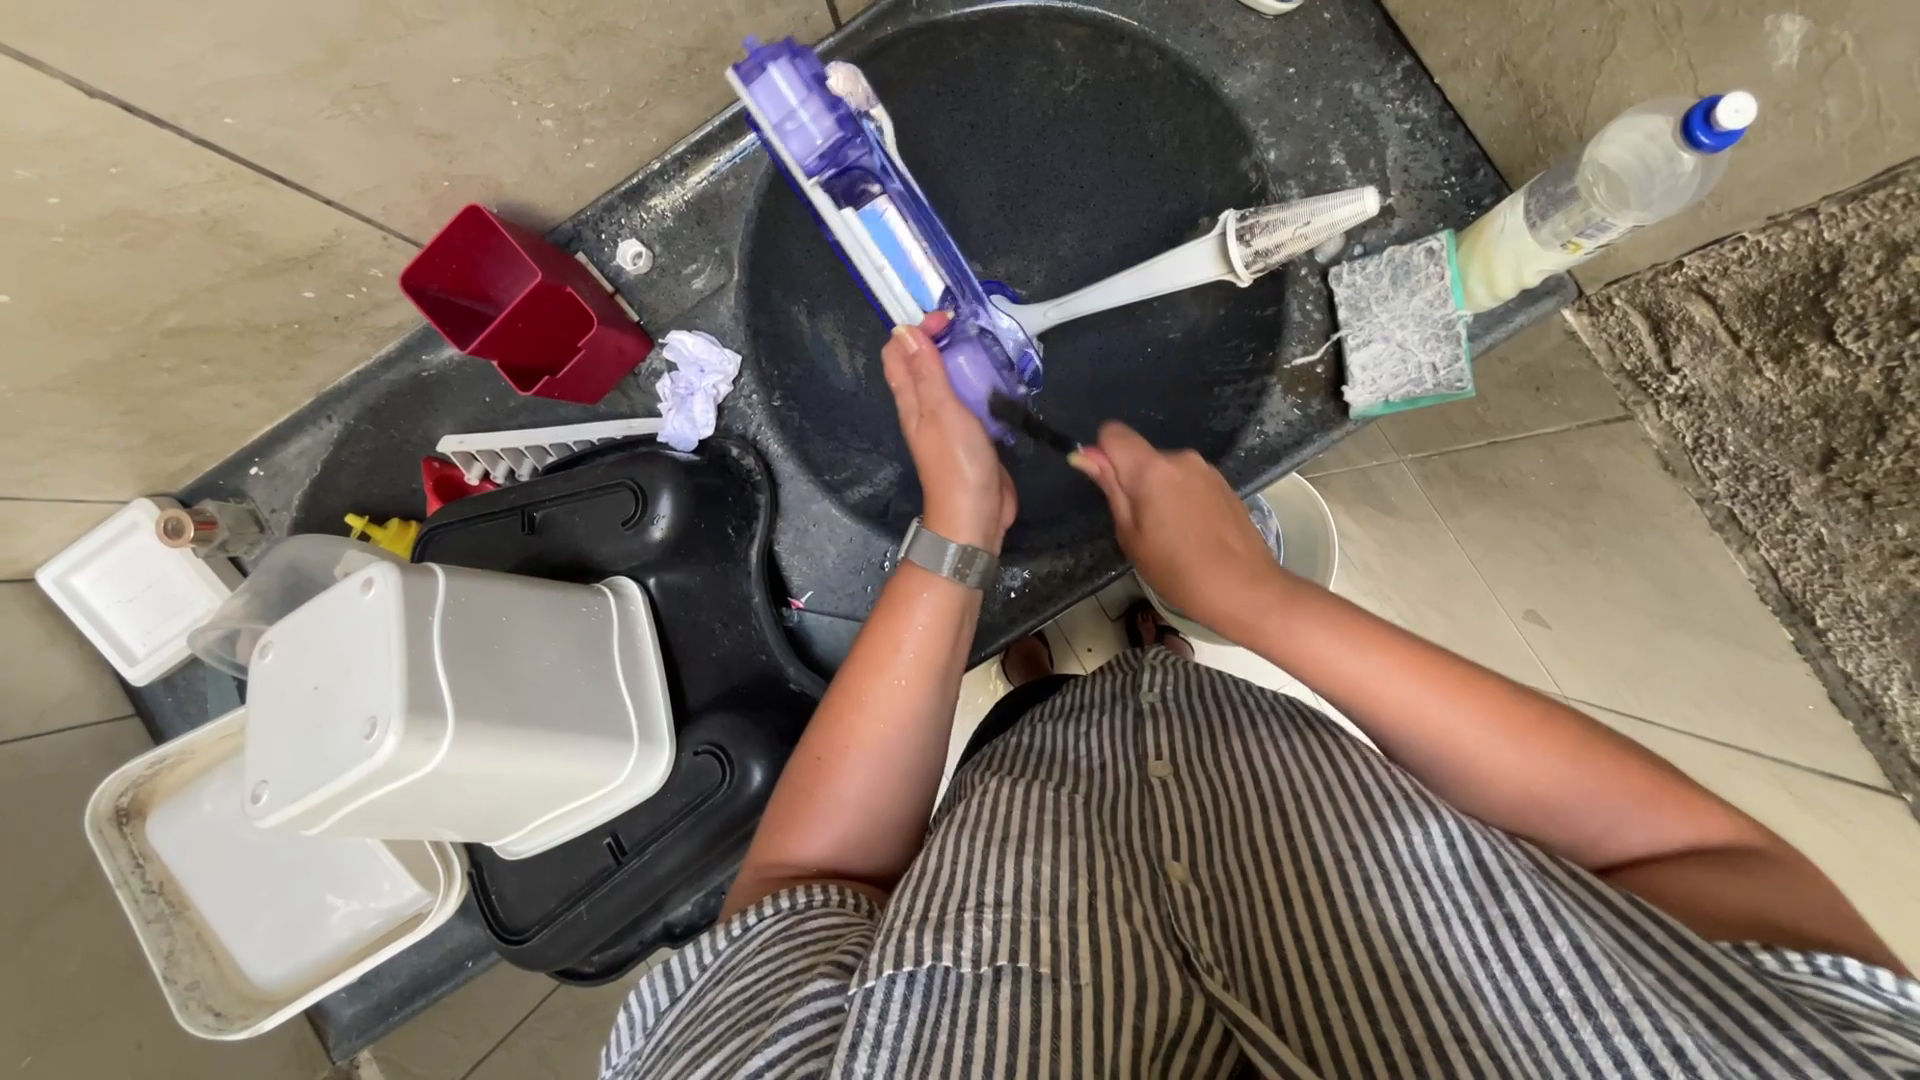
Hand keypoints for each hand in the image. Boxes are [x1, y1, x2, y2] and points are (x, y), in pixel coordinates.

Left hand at [882, 312, 1016, 553]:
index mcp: (911, 402)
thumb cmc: (957, 463)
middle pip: (923, 365)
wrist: (976, 516)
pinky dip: (982, 385)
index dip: (915, 331)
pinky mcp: (973, 436)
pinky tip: (1000, 379)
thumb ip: (927, 372)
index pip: (899, 355)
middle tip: (971, 327)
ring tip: (988, 345)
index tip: (947, 319)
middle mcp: (925, 409)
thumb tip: (904, 331)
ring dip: (963, 361)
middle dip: (941, 340)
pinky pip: (973, 402)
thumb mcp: (941, 410)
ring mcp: (949, 423)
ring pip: (949, 382)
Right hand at [1073, 421, 1286, 635]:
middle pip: (1141, 454)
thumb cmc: (1176, 569)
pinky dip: (1180, 496)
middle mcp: (1180, 458)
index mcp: (1152, 469)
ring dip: (1158, 490)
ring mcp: (1205, 469)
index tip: (1107, 485)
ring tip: (1170, 532)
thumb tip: (1085, 455)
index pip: (1113, 433)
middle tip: (1142, 524)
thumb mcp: (1130, 534)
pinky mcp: (1222, 482)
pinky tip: (1192, 530)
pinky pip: (1187, 480)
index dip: (1102, 453)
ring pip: (1165, 469)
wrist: (1243, 587)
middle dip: (1133, 480)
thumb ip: (1110, 488)